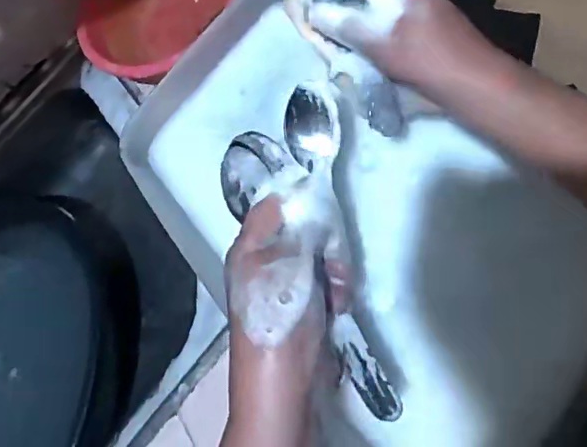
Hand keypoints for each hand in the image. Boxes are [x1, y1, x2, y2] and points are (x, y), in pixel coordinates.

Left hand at [224, 194, 330, 442]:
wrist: (283, 390)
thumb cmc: (277, 318)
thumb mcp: (286, 265)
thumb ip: (298, 230)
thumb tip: (304, 196)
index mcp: (247, 247)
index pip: (271, 207)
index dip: (295, 198)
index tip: (324, 196)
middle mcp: (262, 262)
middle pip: (298, 233)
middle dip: (322, 243)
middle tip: (333, 262)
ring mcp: (284, 288)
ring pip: (316, 260)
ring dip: (333, 271)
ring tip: (337, 293)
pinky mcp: (304, 310)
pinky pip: (323, 286)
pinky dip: (335, 292)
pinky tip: (339, 308)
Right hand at [298, 0, 495, 92]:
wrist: (483, 88)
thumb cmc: (427, 59)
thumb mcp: (375, 43)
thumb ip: (342, 25)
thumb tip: (313, 11)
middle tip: (330, 16)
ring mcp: (431, 9)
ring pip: (387, 0)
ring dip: (365, 14)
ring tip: (349, 36)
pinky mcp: (440, 30)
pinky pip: (401, 18)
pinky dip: (383, 29)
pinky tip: (378, 52)